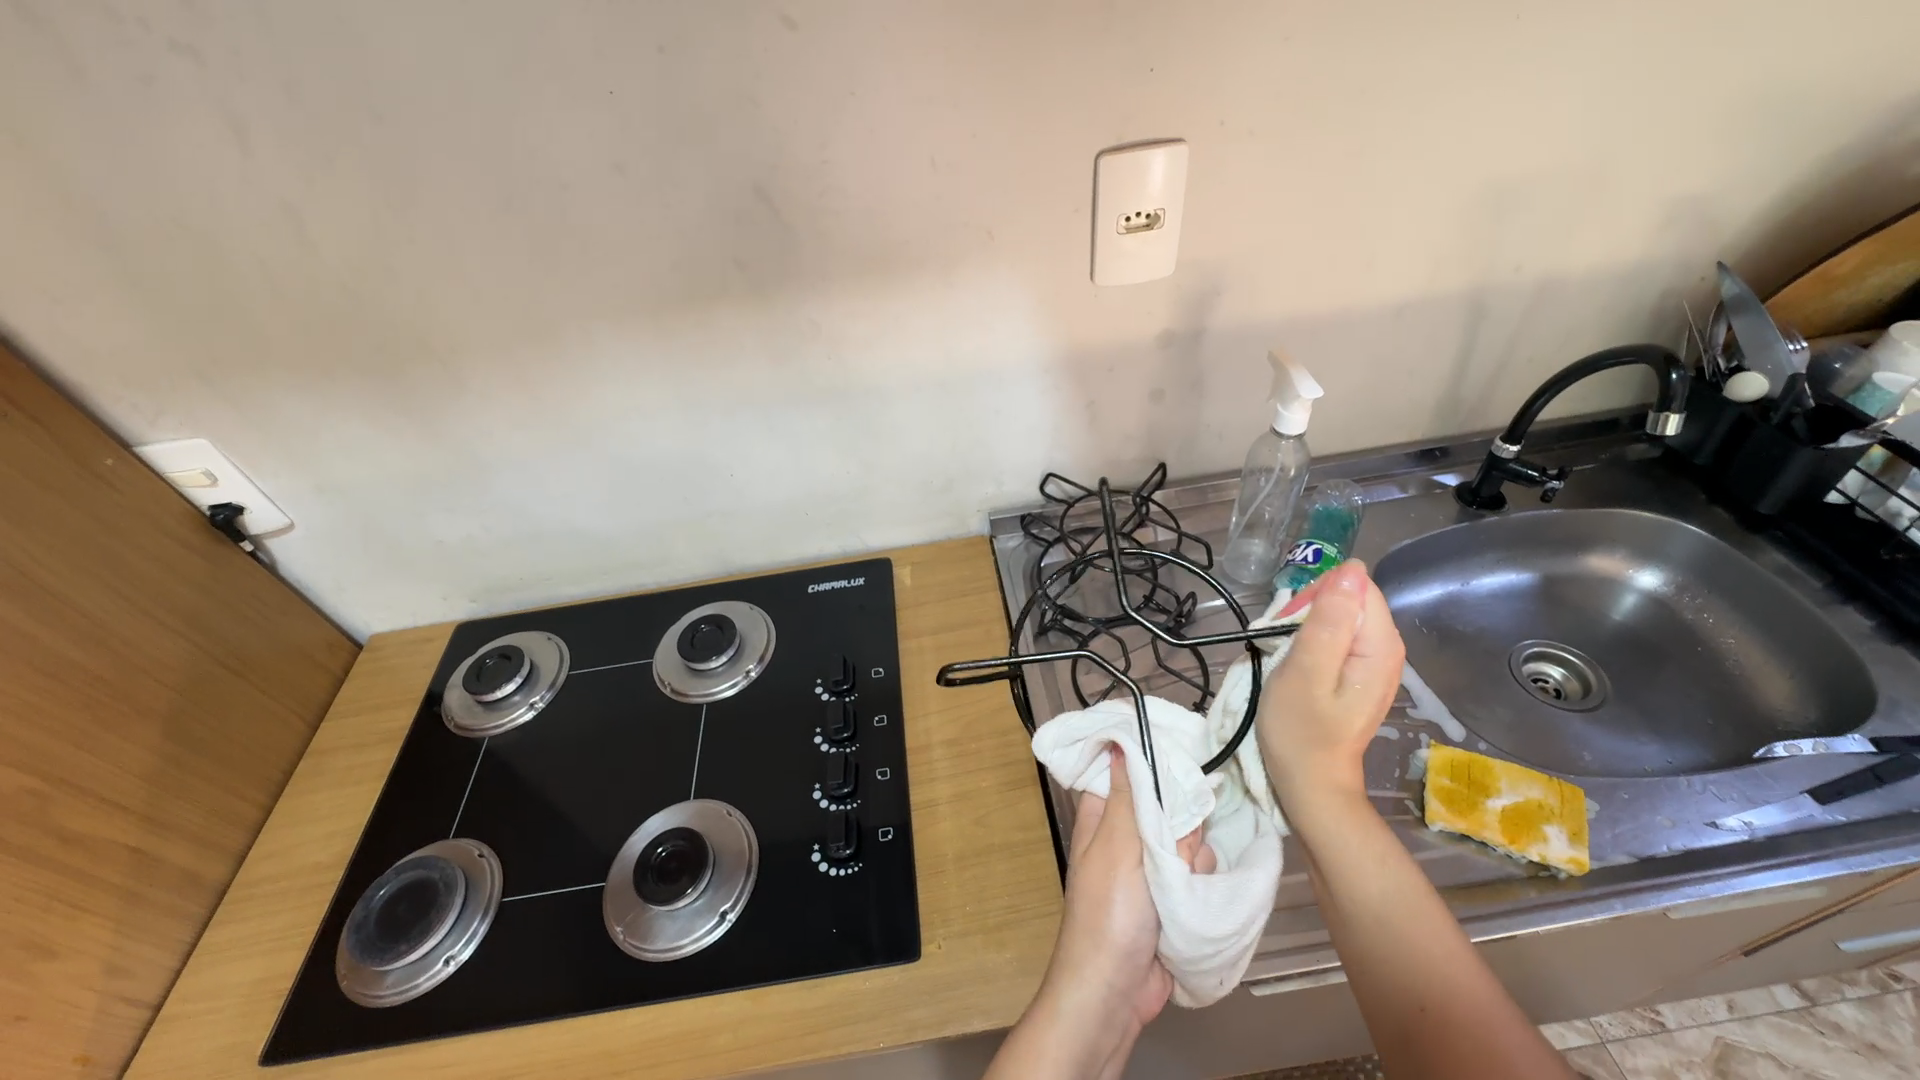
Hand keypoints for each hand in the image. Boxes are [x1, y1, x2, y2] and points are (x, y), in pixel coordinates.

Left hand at [1039, 747, 1214, 1044]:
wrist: (1118, 991)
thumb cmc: (1108, 915)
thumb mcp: (1115, 845)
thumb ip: (1126, 795)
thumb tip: (1118, 742)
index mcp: (1102, 817)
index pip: (1130, 771)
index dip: (1154, 762)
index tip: (1182, 755)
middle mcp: (1126, 837)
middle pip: (1170, 805)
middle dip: (1182, 823)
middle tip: (1174, 846)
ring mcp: (1151, 869)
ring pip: (1191, 840)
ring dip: (1192, 861)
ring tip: (1179, 886)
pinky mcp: (1174, 897)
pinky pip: (1200, 873)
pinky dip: (1201, 885)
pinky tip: (1194, 903)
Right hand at [1256, 561, 1404, 816]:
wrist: (1311, 783)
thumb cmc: (1300, 730)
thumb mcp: (1305, 672)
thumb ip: (1327, 621)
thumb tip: (1351, 570)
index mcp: (1380, 644)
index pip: (1356, 586)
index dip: (1318, 596)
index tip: (1290, 627)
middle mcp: (1388, 647)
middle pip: (1350, 599)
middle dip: (1311, 611)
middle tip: (1284, 645)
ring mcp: (1377, 662)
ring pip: (1342, 616)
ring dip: (1308, 628)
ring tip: (1288, 658)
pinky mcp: (1362, 673)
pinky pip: (1339, 637)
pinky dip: (1313, 644)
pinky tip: (1299, 667)